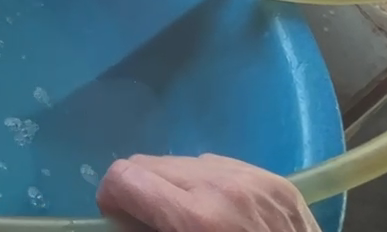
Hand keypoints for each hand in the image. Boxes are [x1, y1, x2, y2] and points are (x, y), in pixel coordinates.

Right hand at [96, 154, 317, 231]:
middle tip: (153, 224)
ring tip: (194, 222)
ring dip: (175, 188)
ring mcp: (252, 179)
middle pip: (147, 163)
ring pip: (179, 162)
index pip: (124, 176)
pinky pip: (216, 166)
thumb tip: (120, 219)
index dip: (111, 197)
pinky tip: (224, 217)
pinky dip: (208, 187)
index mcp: (199, 219)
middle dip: (142, 193)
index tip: (117, 219)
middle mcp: (221, 186)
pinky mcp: (274, 180)